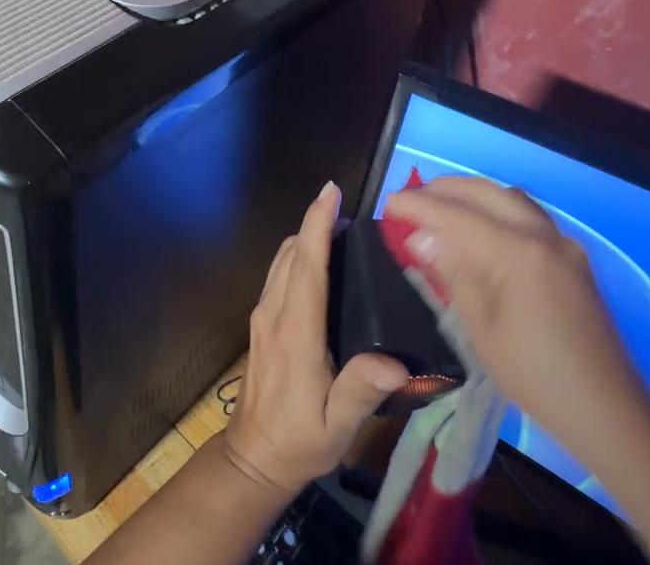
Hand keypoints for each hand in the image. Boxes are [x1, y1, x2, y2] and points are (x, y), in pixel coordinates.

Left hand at [222, 182, 409, 495]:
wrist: (255, 457)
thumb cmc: (301, 440)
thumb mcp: (339, 425)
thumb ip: (362, 390)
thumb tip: (394, 362)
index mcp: (295, 332)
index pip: (306, 265)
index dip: (317, 225)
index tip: (330, 191)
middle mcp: (274, 314)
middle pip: (292, 253)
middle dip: (315, 223)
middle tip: (350, 210)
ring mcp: (263, 316)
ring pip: (282, 261)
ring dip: (306, 238)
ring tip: (340, 228)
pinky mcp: (261, 323)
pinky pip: (279, 275)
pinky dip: (299, 256)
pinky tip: (320, 261)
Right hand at [384, 178, 649, 452]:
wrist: (607, 410)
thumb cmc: (534, 375)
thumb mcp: (480, 328)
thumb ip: (452, 273)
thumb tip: (421, 237)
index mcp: (518, 253)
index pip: (457, 215)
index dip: (419, 206)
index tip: (388, 203)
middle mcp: (544, 236)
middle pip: (488, 193)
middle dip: (445, 190)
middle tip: (411, 200)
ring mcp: (564, 245)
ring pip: (512, 199)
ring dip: (473, 196)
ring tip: (440, 208)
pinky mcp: (574, 260)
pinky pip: (529, 217)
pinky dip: (498, 209)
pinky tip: (480, 228)